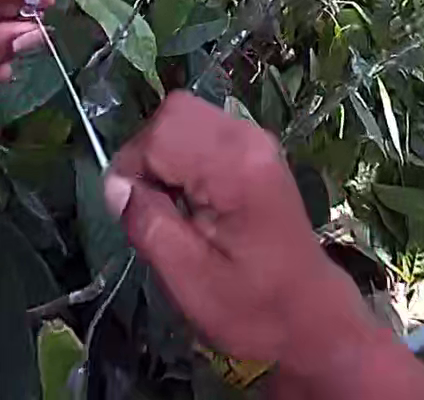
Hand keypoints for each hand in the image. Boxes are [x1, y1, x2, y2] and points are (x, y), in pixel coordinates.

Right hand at [103, 94, 387, 380]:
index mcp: (238, 166)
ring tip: (169, 200)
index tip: (131, 209)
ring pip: (187, 113)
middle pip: (175, 111)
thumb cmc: (252, 306)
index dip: (133, 167)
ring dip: (163, 151)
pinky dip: (182, 152)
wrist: (309, 312)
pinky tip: (189, 193)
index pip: (163, 133)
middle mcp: (249, 136)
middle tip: (149, 203)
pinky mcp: (253, 145)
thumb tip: (114, 184)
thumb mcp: (190, 279)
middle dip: (147, 152)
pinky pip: (202, 126)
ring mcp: (255, 136)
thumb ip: (149, 224)